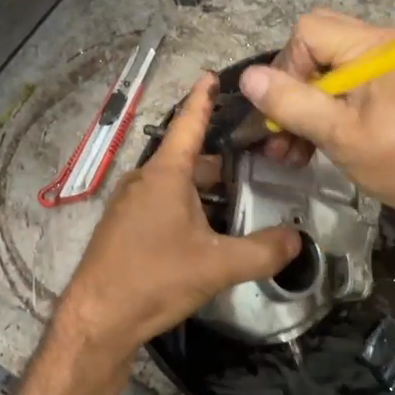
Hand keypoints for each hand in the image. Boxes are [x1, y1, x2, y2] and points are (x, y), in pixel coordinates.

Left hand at [54, 74, 299, 361]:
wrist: (96, 319)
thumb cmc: (153, 279)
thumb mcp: (217, 266)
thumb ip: (262, 251)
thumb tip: (297, 240)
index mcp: (165, 174)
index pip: (188, 124)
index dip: (203, 99)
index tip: (212, 75)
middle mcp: (145, 180)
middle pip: (189, 158)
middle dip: (220, 157)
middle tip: (259, 155)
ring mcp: (131, 205)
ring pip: (177, 185)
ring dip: (206, 188)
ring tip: (243, 194)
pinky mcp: (126, 229)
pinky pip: (164, 204)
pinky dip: (190, 207)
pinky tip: (211, 229)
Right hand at [237, 9, 394, 228]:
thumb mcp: (339, 134)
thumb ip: (292, 103)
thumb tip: (247, 77)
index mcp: (373, 45)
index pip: (308, 32)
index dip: (287, 69)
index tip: (284, 112)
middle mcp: (380, 43)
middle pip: (313, 46)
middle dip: (290, 88)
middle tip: (279, 130)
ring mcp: (385, 63)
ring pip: (323, 68)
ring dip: (300, 105)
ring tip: (287, 150)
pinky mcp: (386, 84)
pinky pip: (341, 83)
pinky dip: (321, 109)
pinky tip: (307, 145)